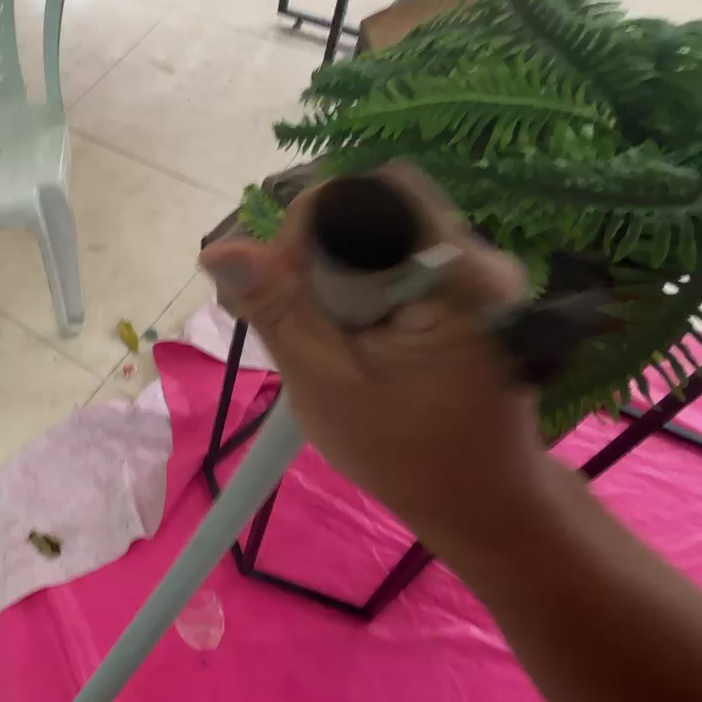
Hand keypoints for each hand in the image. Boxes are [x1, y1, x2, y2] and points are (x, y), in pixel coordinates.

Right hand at [198, 165, 546, 548]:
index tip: (285, 291)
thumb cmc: (405, 452)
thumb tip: (217, 249)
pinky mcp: (466, 284)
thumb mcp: (323, 383)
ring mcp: (475, 269)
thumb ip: (276, 308)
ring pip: (373, 229)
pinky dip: (353, 283)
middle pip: (365, 209)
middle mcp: (477, 257)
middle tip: (298, 322)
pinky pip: (390, 252)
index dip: (302, 232)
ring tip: (320, 334)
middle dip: (312, 254)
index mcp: (452, 278)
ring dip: (329, 271)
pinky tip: (347, 332)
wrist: (483, 500)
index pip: (355, 200)